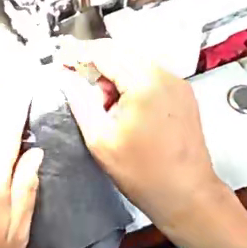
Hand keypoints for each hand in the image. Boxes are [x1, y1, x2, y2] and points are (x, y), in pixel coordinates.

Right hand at [58, 38, 226, 232]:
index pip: (105, 52)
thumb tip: (66, 78)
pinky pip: (149, 76)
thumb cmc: (143, 172)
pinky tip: (118, 104)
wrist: (187, 195)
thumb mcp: (99, 139)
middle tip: (72, 78)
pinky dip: (129, 81)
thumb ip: (79, 101)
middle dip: (95, 61)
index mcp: (144, 83)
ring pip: (135, 63)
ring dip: (112, 72)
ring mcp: (178, 84)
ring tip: (96, 99)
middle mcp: (165, 76)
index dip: (78, 53)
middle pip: (122, 52)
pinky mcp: (183, 95)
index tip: (59, 58)